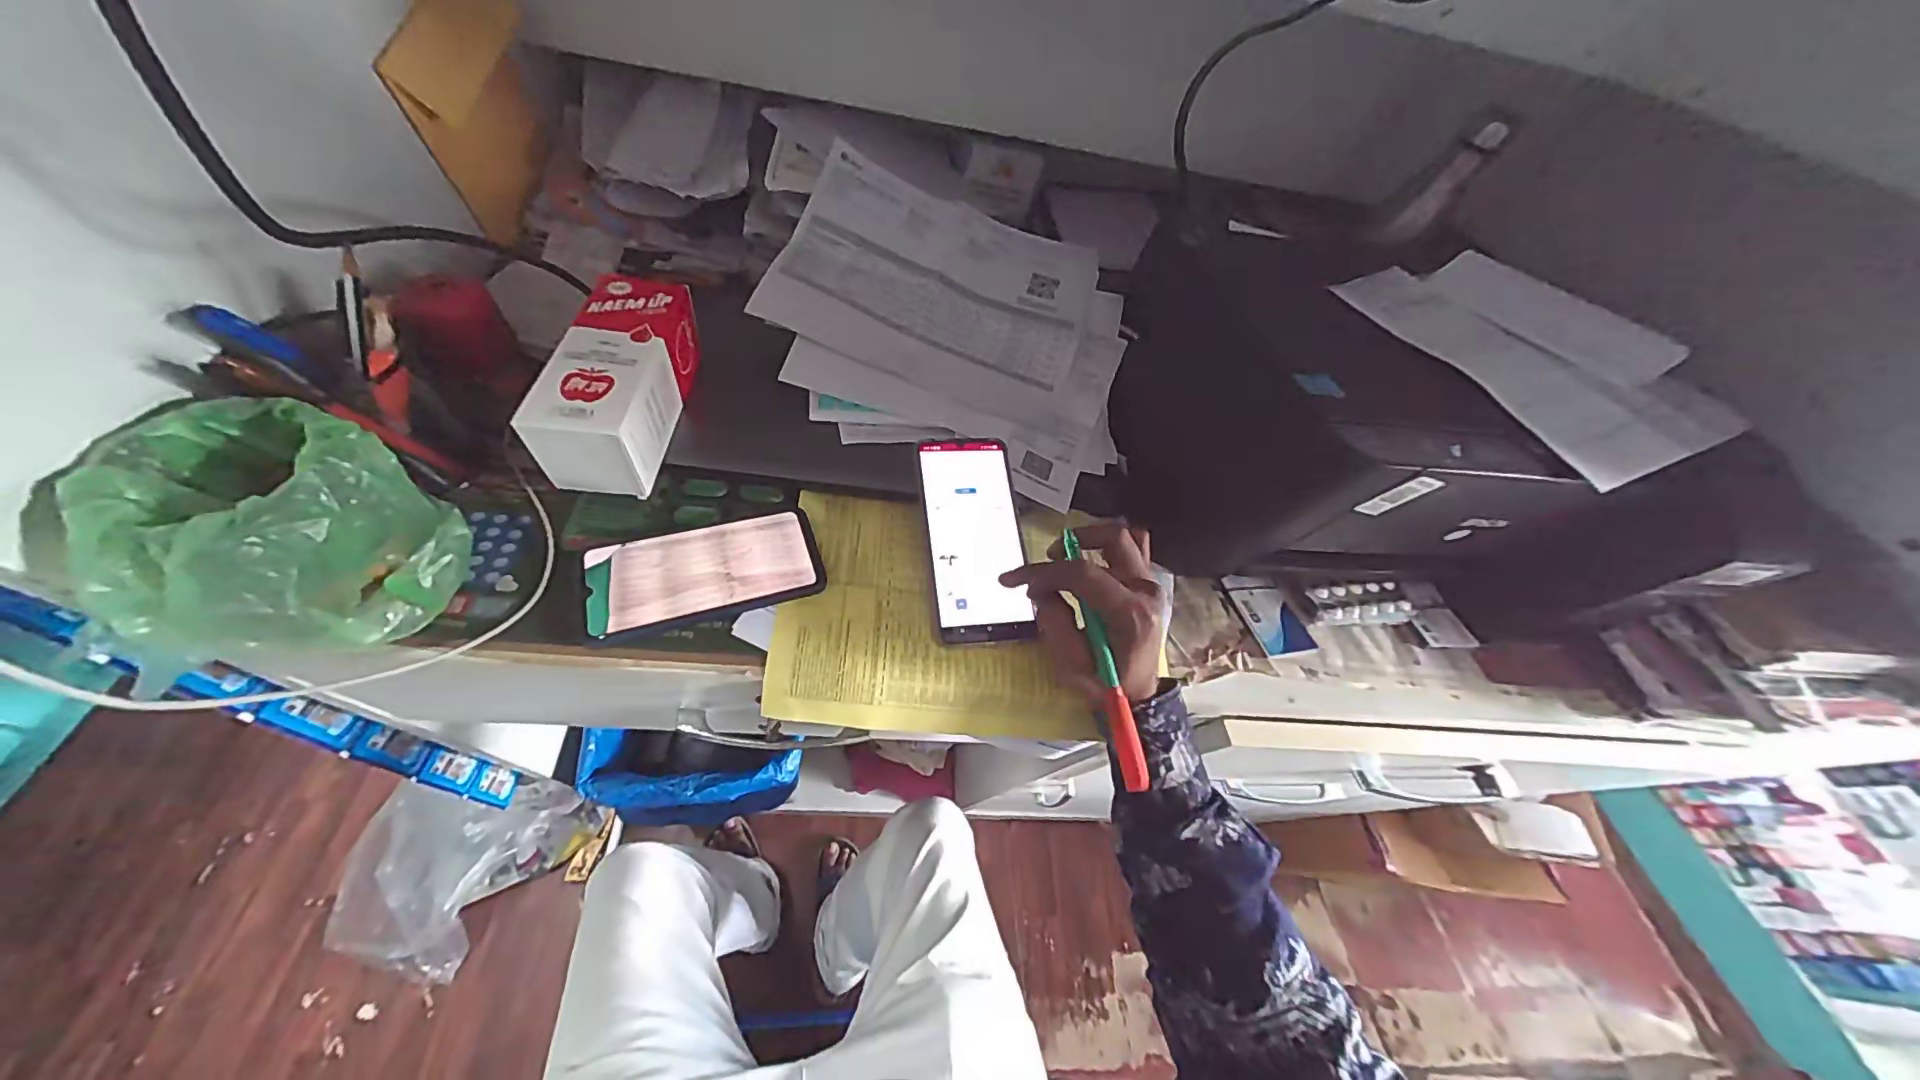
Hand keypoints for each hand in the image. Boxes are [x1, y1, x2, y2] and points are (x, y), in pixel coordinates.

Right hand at [999, 524, 1163, 706]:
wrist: (1139, 695)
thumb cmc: (1106, 685)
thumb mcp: (1072, 667)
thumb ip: (1055, 624)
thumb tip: (1039, 589)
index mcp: (1130, 614)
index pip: (1084, 573)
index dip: (1045, 572)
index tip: (1016, 580)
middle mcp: (1146, 591)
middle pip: (1113, 540)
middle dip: (1072, 542)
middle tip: (1048, 560)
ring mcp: (1151, 585)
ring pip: (1124, 539)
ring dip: (1090, 540)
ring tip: (1067, 558)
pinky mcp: (1148, 585)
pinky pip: (1134, 549)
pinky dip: (1107, 548)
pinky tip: (1091, 560)